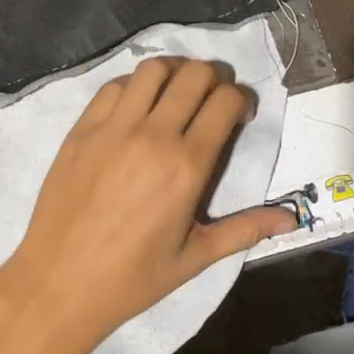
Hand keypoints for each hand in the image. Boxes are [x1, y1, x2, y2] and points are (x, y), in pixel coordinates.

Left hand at [4, 58, 296, 337]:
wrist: (59, 283)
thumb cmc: (133, 278)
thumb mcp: (195, 257)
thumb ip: (245, 229)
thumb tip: (293, 220)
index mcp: (187, 167)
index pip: (225, 101)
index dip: (242, 100)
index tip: (241, 116)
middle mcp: (152, 136)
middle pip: (194, 74)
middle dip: (215, 78)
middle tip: (214, 99)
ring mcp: (112, 129)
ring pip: (152, 69)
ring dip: (175, 72)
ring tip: (178, 93)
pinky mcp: (80, 130)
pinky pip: (113, 86)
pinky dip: (134, 85)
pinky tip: (138, 105)